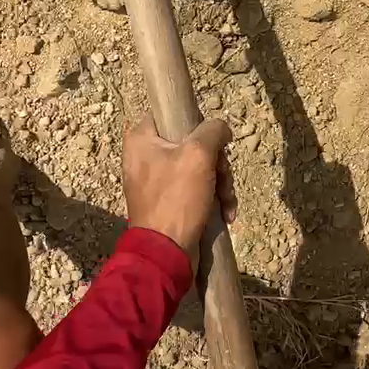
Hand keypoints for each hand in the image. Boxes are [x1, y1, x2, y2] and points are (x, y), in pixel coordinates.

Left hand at [122, 114, 236, 266]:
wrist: (166, 256)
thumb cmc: (176, 198)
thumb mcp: (199, 153)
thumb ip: (213, 129)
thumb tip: (222, 130)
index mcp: (141, 138)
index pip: (172, 112)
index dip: (196, 122)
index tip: (209, 140)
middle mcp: (145, 156)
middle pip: (192, 142)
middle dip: (216, 161)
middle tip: (222, 175)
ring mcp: (157, 180)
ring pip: (199, 166)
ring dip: (219, 181)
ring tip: (227, 200)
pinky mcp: (169, 201)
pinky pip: (196, 187)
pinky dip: (213, 197)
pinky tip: (226, 212)